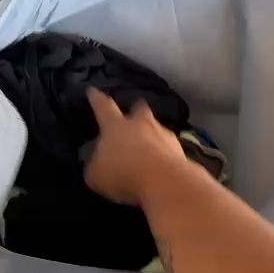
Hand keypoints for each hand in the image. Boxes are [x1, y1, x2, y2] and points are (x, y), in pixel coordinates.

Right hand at [84, 87, 193, 206]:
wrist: (165, 182)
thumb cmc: (123, 173)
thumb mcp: (95, 175)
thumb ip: (95, 165)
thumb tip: (96, 162)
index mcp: (115, 126)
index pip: (103, 107)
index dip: (96, 98)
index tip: (93, 90)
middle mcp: (140, 124)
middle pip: (139, 109)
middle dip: (136, 109)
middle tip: (134, 112)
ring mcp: (163, 135)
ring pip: (157, 127)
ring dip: (152, 133)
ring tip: (149, 143)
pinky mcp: (180, 151)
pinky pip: (169, 147)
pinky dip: (165, 152)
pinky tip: (161, 163)